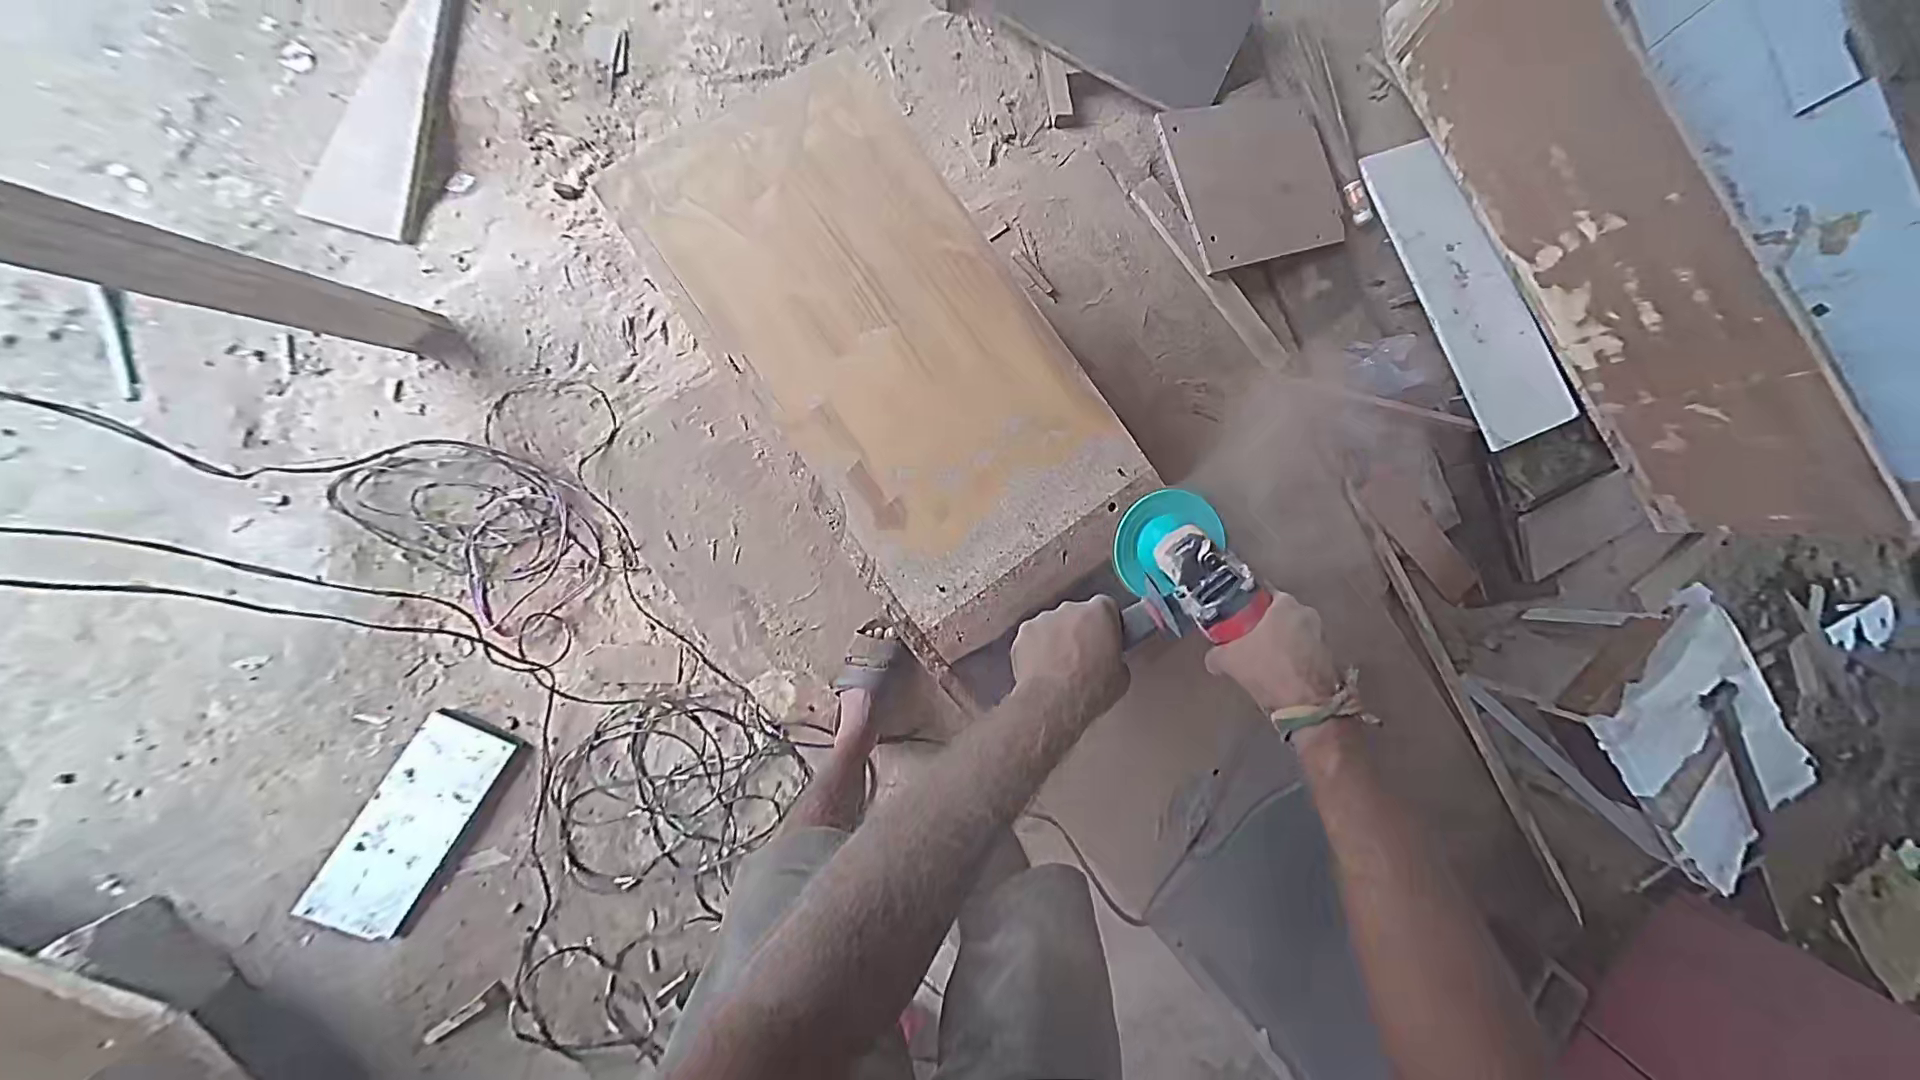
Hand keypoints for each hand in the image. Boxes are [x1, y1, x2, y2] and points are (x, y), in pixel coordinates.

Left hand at [1010, 596, 1129, 719]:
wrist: (1054, 701)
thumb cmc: (1091, 688)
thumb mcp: (1121, 675)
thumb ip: (1114, 655)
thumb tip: (1108, 659)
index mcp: (1099, 613)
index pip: (1106, 606)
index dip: (1106, 623)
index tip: (1105, 638)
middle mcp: (1070, 609)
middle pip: (1077, 614)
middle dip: (1079, 630)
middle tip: (1083, 656)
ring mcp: (1044, 618)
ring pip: (1053, 625)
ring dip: (1056, 639)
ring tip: (1059, 667)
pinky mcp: (1024, 632)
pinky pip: (1033, 637)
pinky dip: (1036, 649)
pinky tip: (1042, 669)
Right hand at [1205, 592, 1338, 711]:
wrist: (1306, 705)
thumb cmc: (1267, 669)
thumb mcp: (1228, 660)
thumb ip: (1216, 654)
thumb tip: (1212, 658)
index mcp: (1285, 605)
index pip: (1264, 593)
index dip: (1248, 604)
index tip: (1237, 616)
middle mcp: (1308, 614)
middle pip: (1280, 613)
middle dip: (1265, 624)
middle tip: (1247, 637)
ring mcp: (1322, 636)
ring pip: (1294, 632)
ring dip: (1280, 641)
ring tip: (1262, 657)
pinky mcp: (1330, 657)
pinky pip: (1304, 650)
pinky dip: (1292, 657)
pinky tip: (1278, 671)